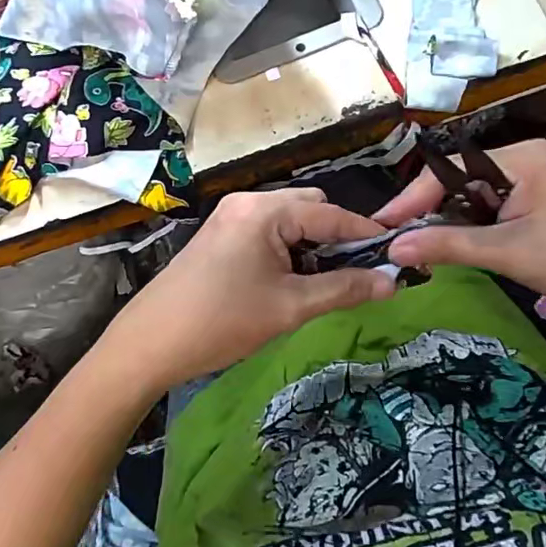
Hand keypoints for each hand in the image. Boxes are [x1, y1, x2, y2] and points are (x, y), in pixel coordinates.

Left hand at [92, 189, 396, 393]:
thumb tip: (390, 283)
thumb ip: (343, 289)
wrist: (149, 343)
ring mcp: (229, 217)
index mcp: (264, 211)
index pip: (330, 213)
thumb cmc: (222, 322)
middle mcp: (247, 202)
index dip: (365, 233)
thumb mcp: (290, 307)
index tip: (396, 254)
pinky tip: (291, 280)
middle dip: (336, 237)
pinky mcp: (219, 235)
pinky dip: (288, 249)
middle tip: (355, 274)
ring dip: (312, 245)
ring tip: (324, 283)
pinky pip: (267, 231)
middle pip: (309, 208)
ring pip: (288, 221)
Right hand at [374, 140, 545, 341]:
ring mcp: (542, 182)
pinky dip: (479, 231)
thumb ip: (448, 246)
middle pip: (462, 182)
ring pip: (479, 199)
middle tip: (400, 246)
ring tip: (426, 252)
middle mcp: (529, 161)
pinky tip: (466, 251)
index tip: (380, 227)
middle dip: (431, 213)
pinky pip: (500, 211)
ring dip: (454, 225)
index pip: (449, 170)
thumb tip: (392, 248)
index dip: (411, 200)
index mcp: (522, 158)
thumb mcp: (510, 253)